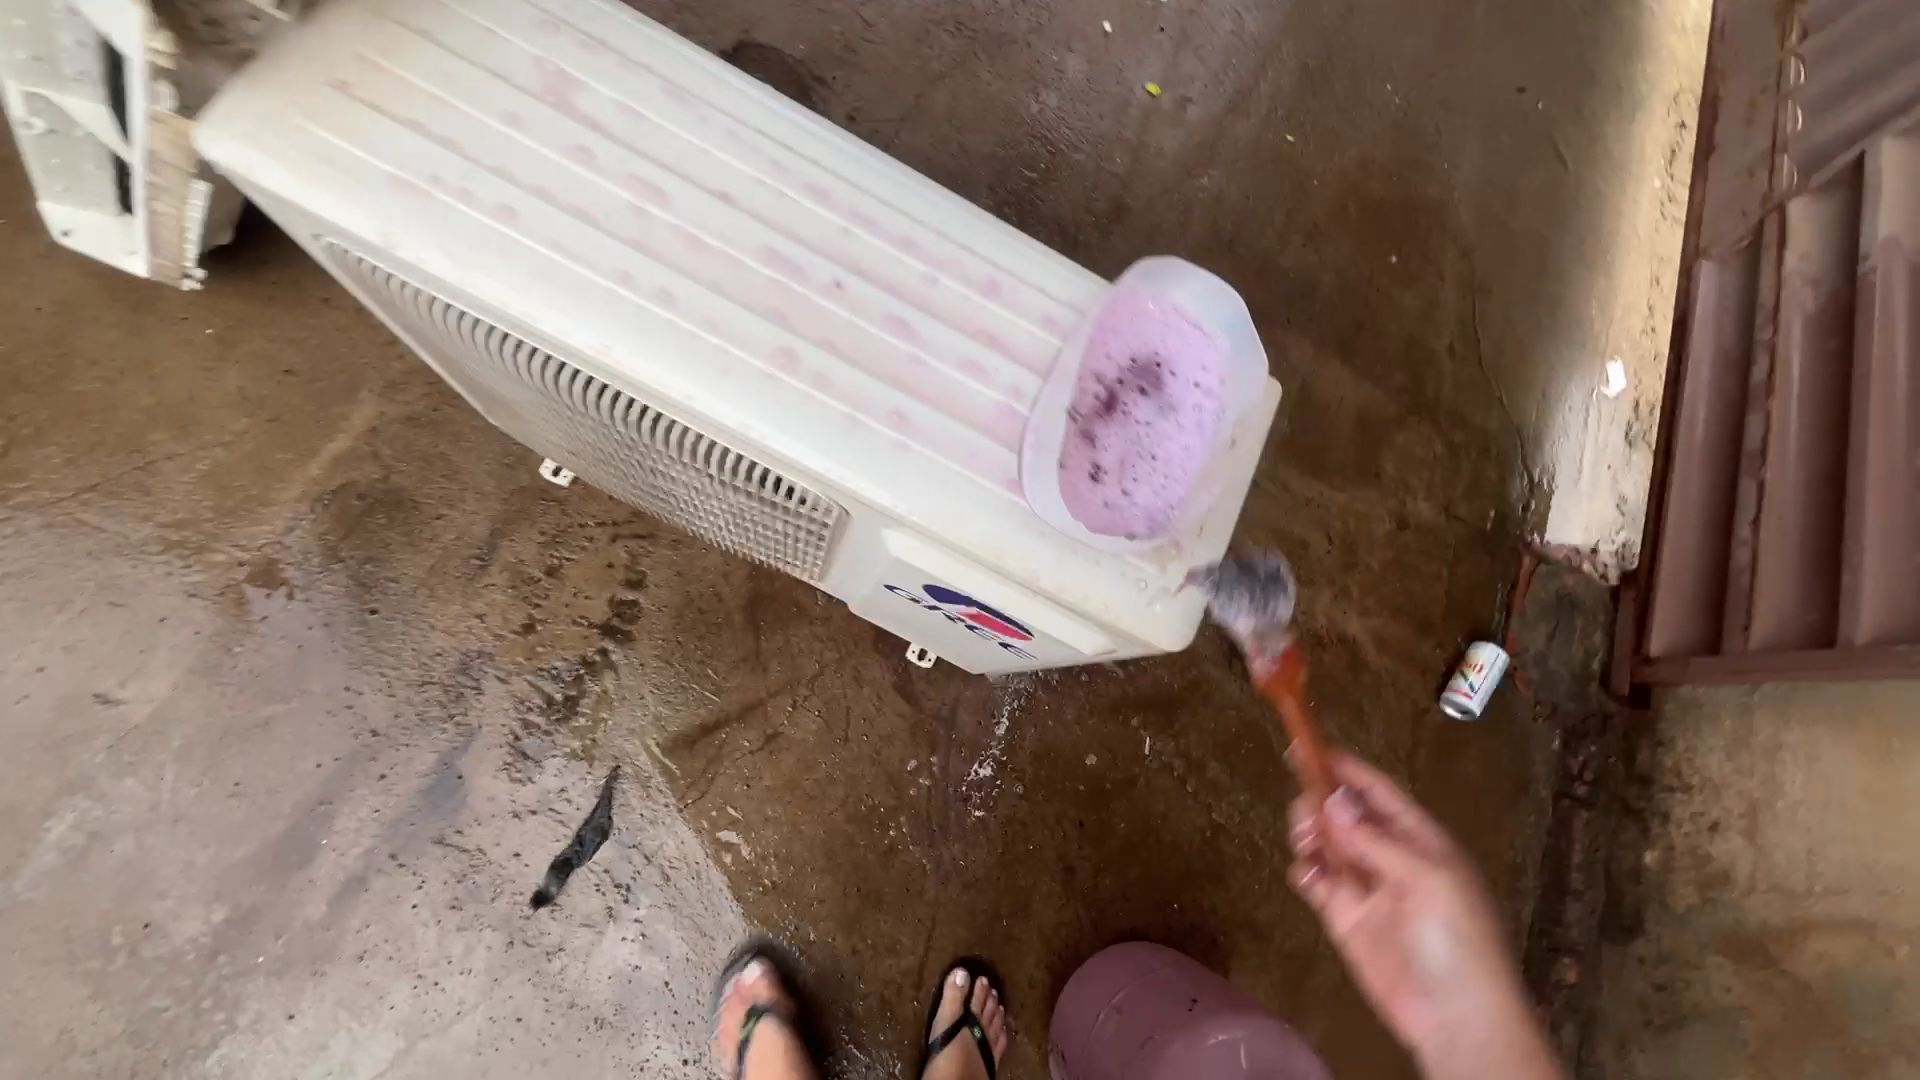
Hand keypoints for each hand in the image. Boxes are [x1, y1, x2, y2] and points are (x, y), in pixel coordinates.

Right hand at [1288, 752, 1562, 1079]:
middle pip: (1343, 813)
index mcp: (1418, 841)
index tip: (1309, 748)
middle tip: (1305, 813)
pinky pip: (1316, 881)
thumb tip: (1333, 799)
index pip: (1377, 792)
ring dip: (1309, 834)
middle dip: (1319, 803)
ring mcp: (1365, 886)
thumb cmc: (1456, 941)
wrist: (1456, 1019)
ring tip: (1306, 843)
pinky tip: (1308, 877)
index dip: (1346, 769)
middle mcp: (1388, 856)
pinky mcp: (1343, 916)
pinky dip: (1306, 872)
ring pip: (1324, 843)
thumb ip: (1375, 839)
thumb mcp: (1426, 880)